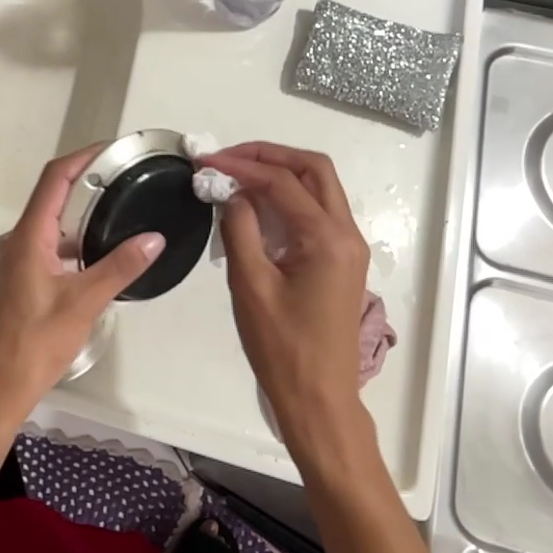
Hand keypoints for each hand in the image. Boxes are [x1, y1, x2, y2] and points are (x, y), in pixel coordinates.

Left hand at [0, 145, 164, 427]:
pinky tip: (104, 250)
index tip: (111, 149)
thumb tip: (152, 239)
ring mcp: (22, 261)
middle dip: (87, 179)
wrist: (0, 385)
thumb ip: (120, 267)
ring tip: (121, 206)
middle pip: (53, 195)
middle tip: (125, 175)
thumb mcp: (84, 303)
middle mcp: (21, 242)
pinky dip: (78, 238)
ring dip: (83, 210)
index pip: (54, 180)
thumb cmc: (35, 344)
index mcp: (30, 238)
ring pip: (54, 222)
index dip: (82, 159)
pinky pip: (54, 245)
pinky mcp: (27, 279)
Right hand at [199, 143, 370, 448]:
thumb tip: (232, 193)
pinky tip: (253, 207)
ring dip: (279, 173)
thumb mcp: (250, 285)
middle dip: (269, 155)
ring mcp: (347, 247)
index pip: (282, 181)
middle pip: (313, 169)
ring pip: (319, 187)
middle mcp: (346, 234)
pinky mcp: (340, 261)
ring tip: (235, 177)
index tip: (204, 162)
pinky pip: (316, 212)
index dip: (241, 165)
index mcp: (327, 238)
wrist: (318, 397)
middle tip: (226, 159)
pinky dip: (286, 198)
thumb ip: (240, 230)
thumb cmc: (282, 346)